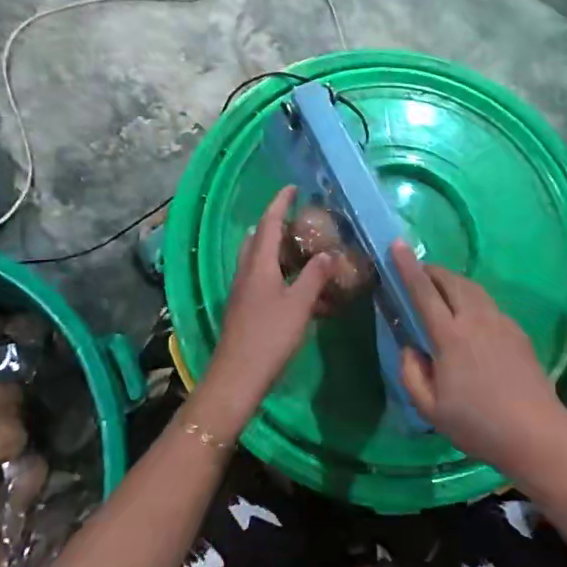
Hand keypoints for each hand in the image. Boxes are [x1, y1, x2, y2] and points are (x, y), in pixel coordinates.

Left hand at [196, 186, 332, 434]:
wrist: (237, 378)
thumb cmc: (270, 337)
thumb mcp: (300, 305)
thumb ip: (315, 276)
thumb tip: (329, 254)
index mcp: (259, 265)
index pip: (269, 224)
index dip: (280, 203)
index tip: (292, 187)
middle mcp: (246, 272)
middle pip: (258, 239)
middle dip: (275, 224)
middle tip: (298, 220)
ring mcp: (242, 291)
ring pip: (257, 259)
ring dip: (275, 249)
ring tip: (300, 250)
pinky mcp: (243, 309)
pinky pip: (260, 278)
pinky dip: (277, 272)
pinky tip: (295, 287)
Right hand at [391, 242, 566, 469]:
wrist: (535, 431)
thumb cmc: (477, 423)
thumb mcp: (430, 409)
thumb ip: (411, 374)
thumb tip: (409, 347)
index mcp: (450, 336)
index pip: (424, 292)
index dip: (408, 267)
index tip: (397, 244)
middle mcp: (476, 319)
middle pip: (451, 281)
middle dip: (432, 271)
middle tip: (418, 273)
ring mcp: (501, 322)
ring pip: (473, 289)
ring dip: (453, 282)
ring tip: (441, 290)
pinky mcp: (517, 331)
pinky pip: (488, 304)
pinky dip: (472, 299)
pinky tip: (470, 319)